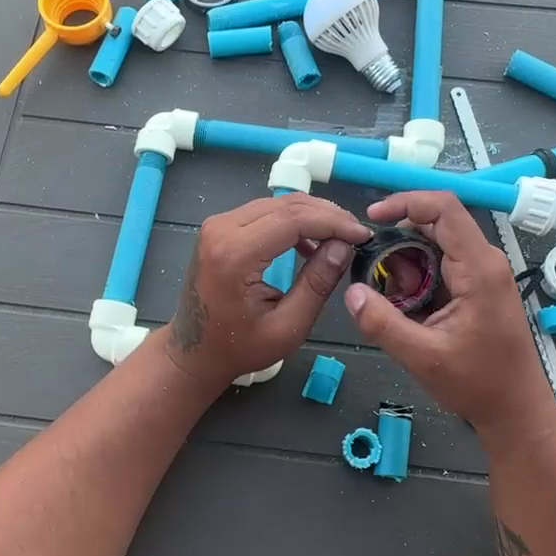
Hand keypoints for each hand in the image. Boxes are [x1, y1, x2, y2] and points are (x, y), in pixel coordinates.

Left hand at [164, 194, 369, 384]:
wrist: (193, 351)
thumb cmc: (238, 347)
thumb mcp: (287, 327)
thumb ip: (317, 285)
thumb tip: (344, 247)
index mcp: (233, 255)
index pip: (292, 219)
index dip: (333, 222)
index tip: (363, 235)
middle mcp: (220, 230)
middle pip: (285, 205)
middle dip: (327, 215)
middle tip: (356, 235)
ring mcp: (217, 225)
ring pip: (276, 204)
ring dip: (311, 216)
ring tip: (340, 238)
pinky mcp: (219, 227)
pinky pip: (263, 212)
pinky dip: (292, 221)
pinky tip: (310, 243)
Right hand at [342, 192, 553, 430]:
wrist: (516, 410)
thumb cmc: (479, 384)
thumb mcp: (422, 357)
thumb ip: (383, 323)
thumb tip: (350, 293)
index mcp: (479, 268)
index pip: (444, 209)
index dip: (406, 202)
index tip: (372, 217)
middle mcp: (485, 261)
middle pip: (436, 223)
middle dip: (398, 238)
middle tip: (372, 267)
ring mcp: (484, 273)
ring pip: (437, 244)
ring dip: (406, 260)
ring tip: (390, 294)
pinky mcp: (478, 286)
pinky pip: (442, 263)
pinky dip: (417, 274)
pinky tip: (405, 304)